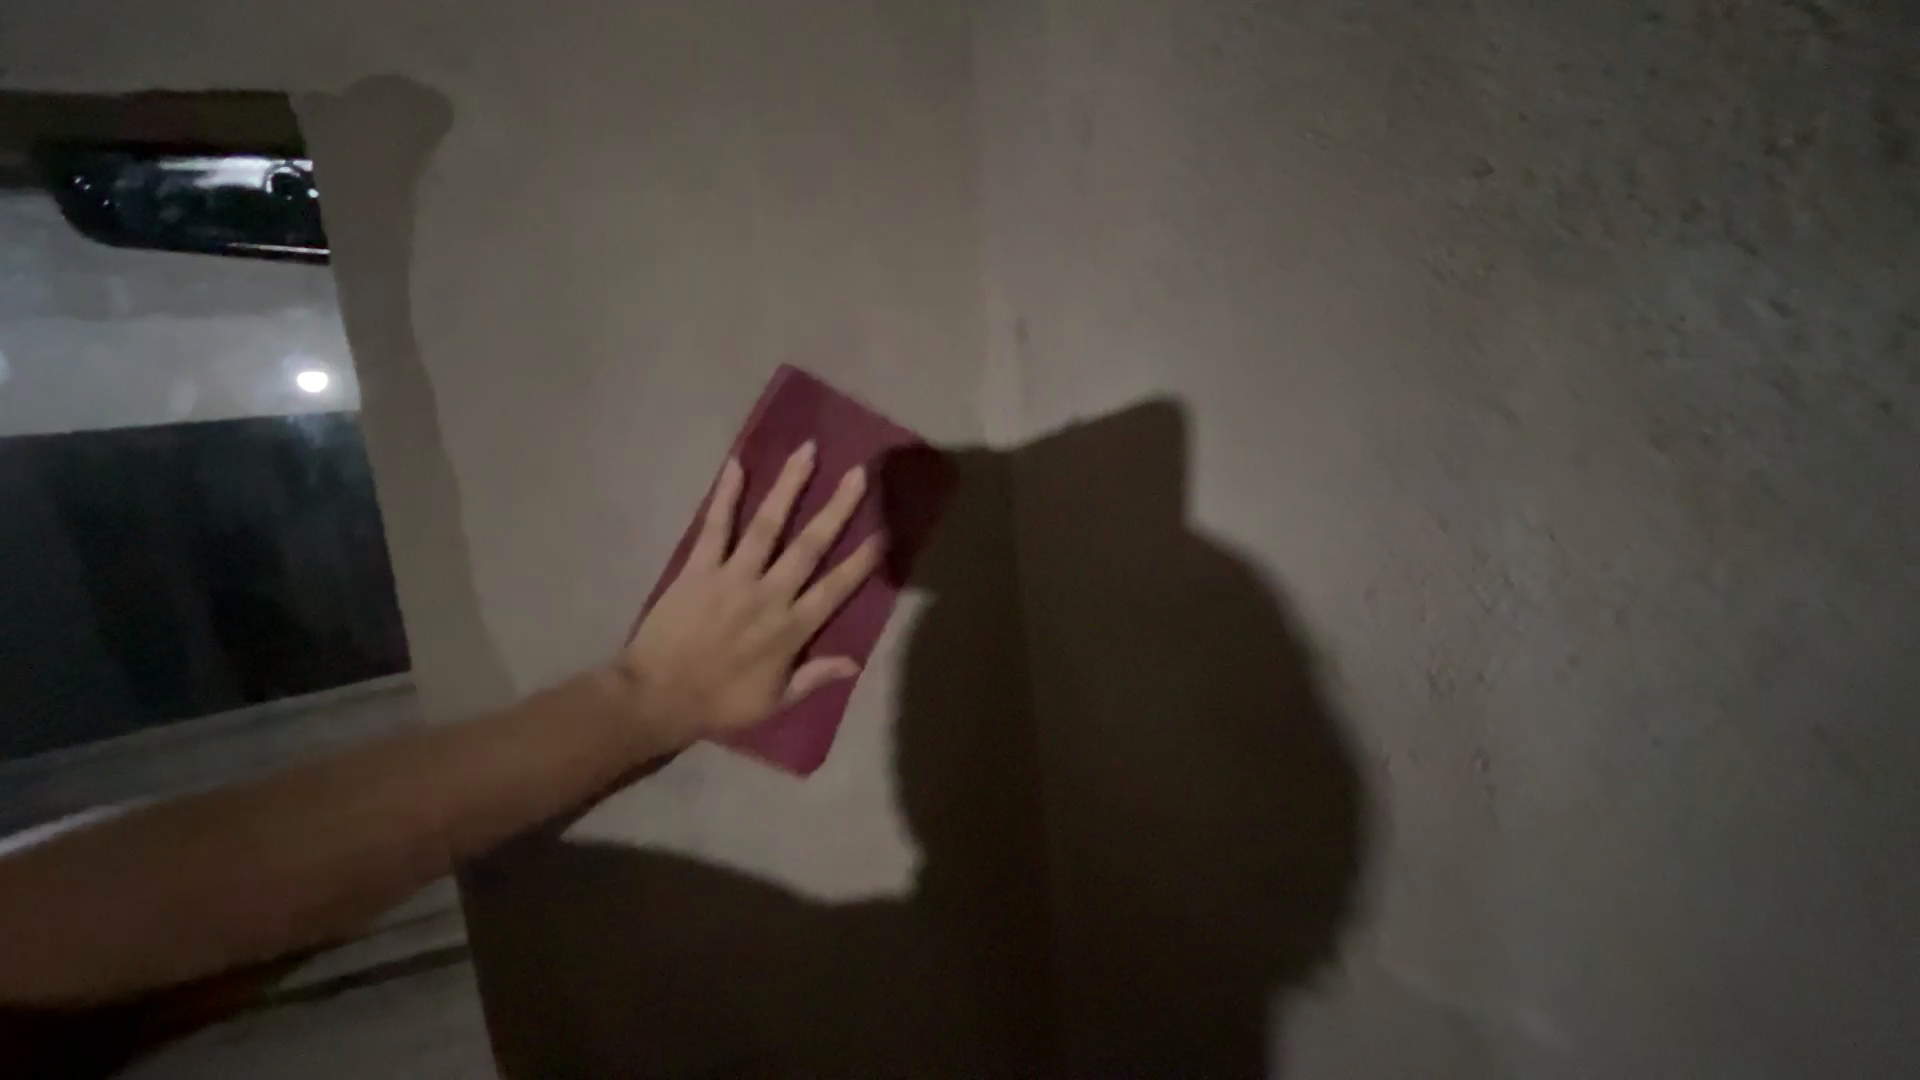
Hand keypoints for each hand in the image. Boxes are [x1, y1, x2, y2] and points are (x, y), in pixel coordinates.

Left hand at [622, 442, 880, 746]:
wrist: (657, 697)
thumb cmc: (720, 703)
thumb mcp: (776, 701)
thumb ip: (816, 677)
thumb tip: (857, 662)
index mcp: (791, 628)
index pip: (835, 588)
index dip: (862, 561)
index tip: (885, 532)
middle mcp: (769, 594)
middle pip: (809, 545)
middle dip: (836, 507)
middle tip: (857, 473)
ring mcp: (733, 577)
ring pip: (766, 526)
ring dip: (788, 487)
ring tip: (805, 452)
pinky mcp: (698, 569)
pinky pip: (714, 527)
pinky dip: (725, 496)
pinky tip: (736, 465)